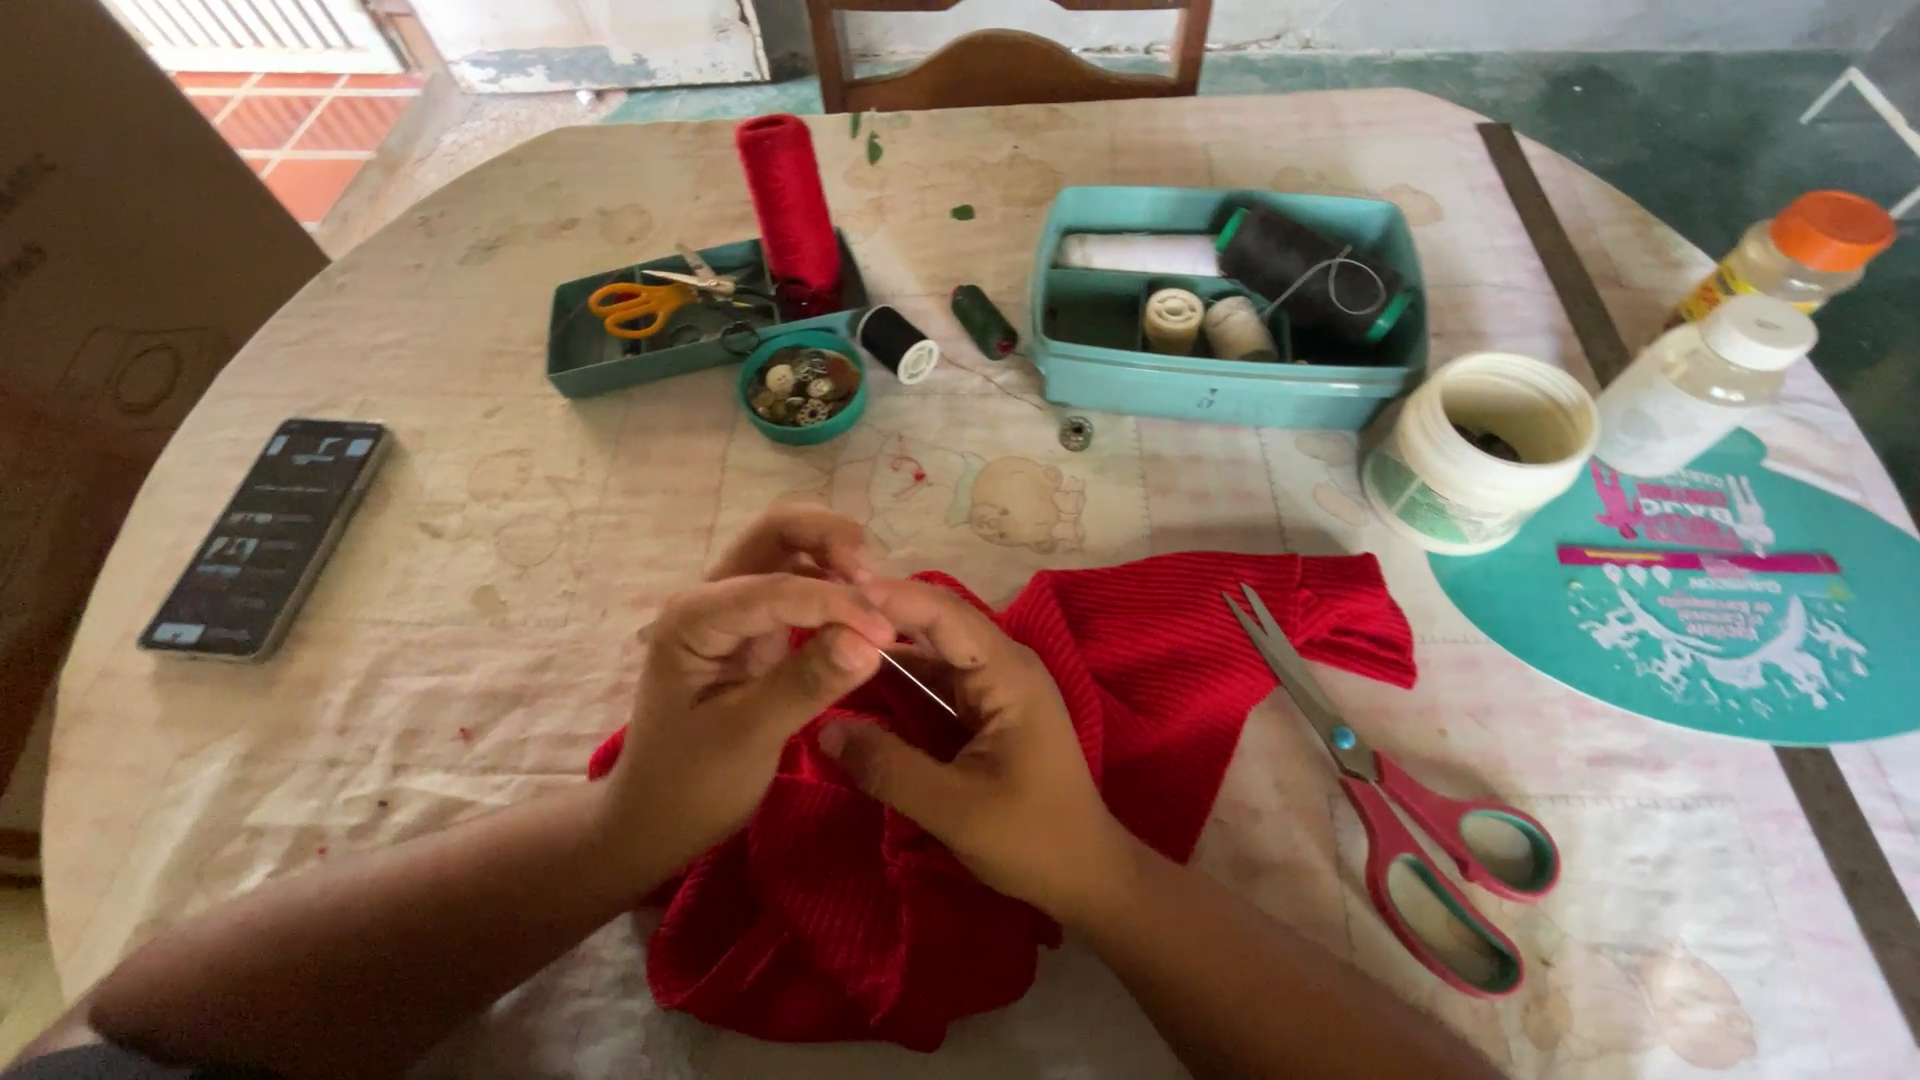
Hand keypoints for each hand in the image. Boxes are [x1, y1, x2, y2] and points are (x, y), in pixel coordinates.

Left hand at [602, 508, 892, 873]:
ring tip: (877, 597)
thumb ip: (807, 683)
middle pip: (776, 532)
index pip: (776, 586)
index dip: (836, 602)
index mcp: (694, 619)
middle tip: (878, 582)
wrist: (655, 818)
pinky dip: (831, 585)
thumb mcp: (750, 738)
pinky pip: (796, 584)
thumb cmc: (691, 784)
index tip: (887, 634)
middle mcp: (710, 597)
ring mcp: (733, 609)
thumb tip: (871, 640)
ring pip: (788, 549)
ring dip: (833, 556)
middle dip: (830, 540)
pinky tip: (859, 611)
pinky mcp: (754, 628)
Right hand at [817, 578, 1132, 921]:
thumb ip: (888, 767)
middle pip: (936, 623)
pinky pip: (936, 680)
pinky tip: (859, 676)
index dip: (889, 598)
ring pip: (932, 651)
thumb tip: (822, 729)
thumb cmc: (1032, 838)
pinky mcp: (986, 709)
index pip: (944, 614)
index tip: (832, 590)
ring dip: (885, 645)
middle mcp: (1004, 665)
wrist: (1085, 873)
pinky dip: (899, 677)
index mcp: (1009, 673)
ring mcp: (996, 686)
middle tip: (817, 610)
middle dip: (881, 614)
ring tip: (826, 636)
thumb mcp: (953, 808)